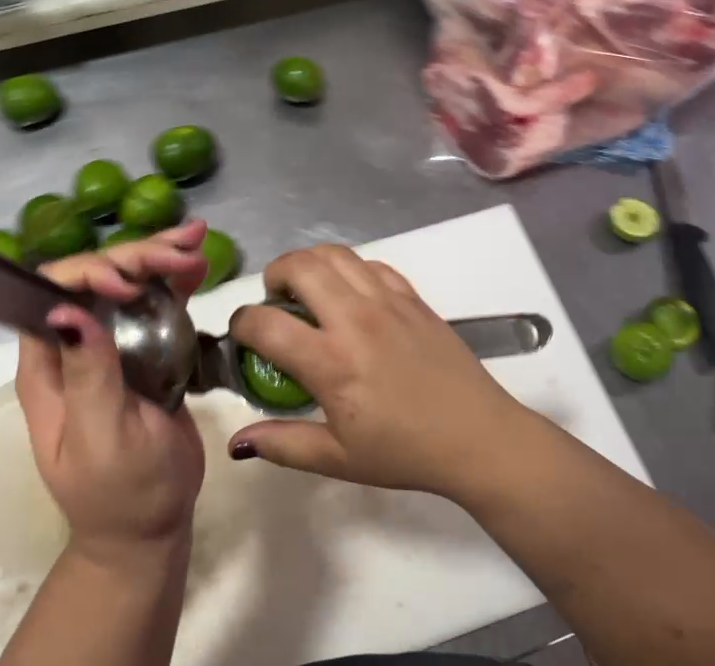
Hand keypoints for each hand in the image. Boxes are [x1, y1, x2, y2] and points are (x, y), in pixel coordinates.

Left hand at [17, 221, 210, 564]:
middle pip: (96, 280)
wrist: (152, 525)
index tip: (128, 284)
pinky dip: (177, 280)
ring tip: (196, 240)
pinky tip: (200, 259)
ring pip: (128, 283)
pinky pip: (157, 304)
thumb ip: (88, 374)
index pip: (51, 296)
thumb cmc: (120, 491)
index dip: (86, 275)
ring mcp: (113, 345)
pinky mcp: (147, 350)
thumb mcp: (102, 438)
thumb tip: (68, 311)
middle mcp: (74, 346)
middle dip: (135, 258)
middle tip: (183, 253)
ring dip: (159, 257)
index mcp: (48, 367)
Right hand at [224, 244, 536, 499]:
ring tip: (308, 291)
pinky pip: (370, 264)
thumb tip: (238, 441)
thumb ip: (284, 445)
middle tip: (275, 301)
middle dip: (273, 276)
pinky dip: (349, 269)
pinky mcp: (412, 297)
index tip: (242, 336)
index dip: (241, 324)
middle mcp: (356, 320)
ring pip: (335, 255)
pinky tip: (350, 296)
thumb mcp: (339, 460)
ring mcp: (387, 301)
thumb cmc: (405, 452)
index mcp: (332, 363)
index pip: (265, 323)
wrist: (477, 436)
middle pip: (299, 266)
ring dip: (310, 264)